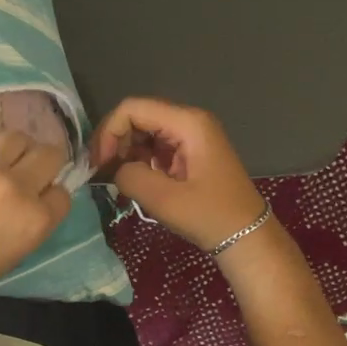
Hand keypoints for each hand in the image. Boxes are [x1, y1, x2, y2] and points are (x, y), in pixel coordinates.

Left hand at [0, 129, 71, 323]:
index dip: (49, 195)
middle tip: (23, 172)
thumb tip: (38, 196)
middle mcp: (17, 187)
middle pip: (49, 153)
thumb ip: (32, 223)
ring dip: (12, 149)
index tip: (36, 199)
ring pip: (17, 136)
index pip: (62, 192)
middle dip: (40, 163)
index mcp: (36, 220)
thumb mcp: (14, 255)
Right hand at [94, 97, 268, 250]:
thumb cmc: (209, 216)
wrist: (246, 236)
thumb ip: (130, 176)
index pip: (132, 109)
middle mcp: (189, 122)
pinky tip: (134, 183)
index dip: (109, 132)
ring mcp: (189, 137)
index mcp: (188, 123)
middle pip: (137, 117)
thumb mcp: (164, 199)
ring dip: (124, 154)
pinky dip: (138, 162)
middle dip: (114, 142)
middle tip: (104, 174)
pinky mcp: (187, 154)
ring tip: (117, 181)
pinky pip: (154, 148)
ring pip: (143, 133)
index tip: (100, 164)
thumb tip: (113, 169)